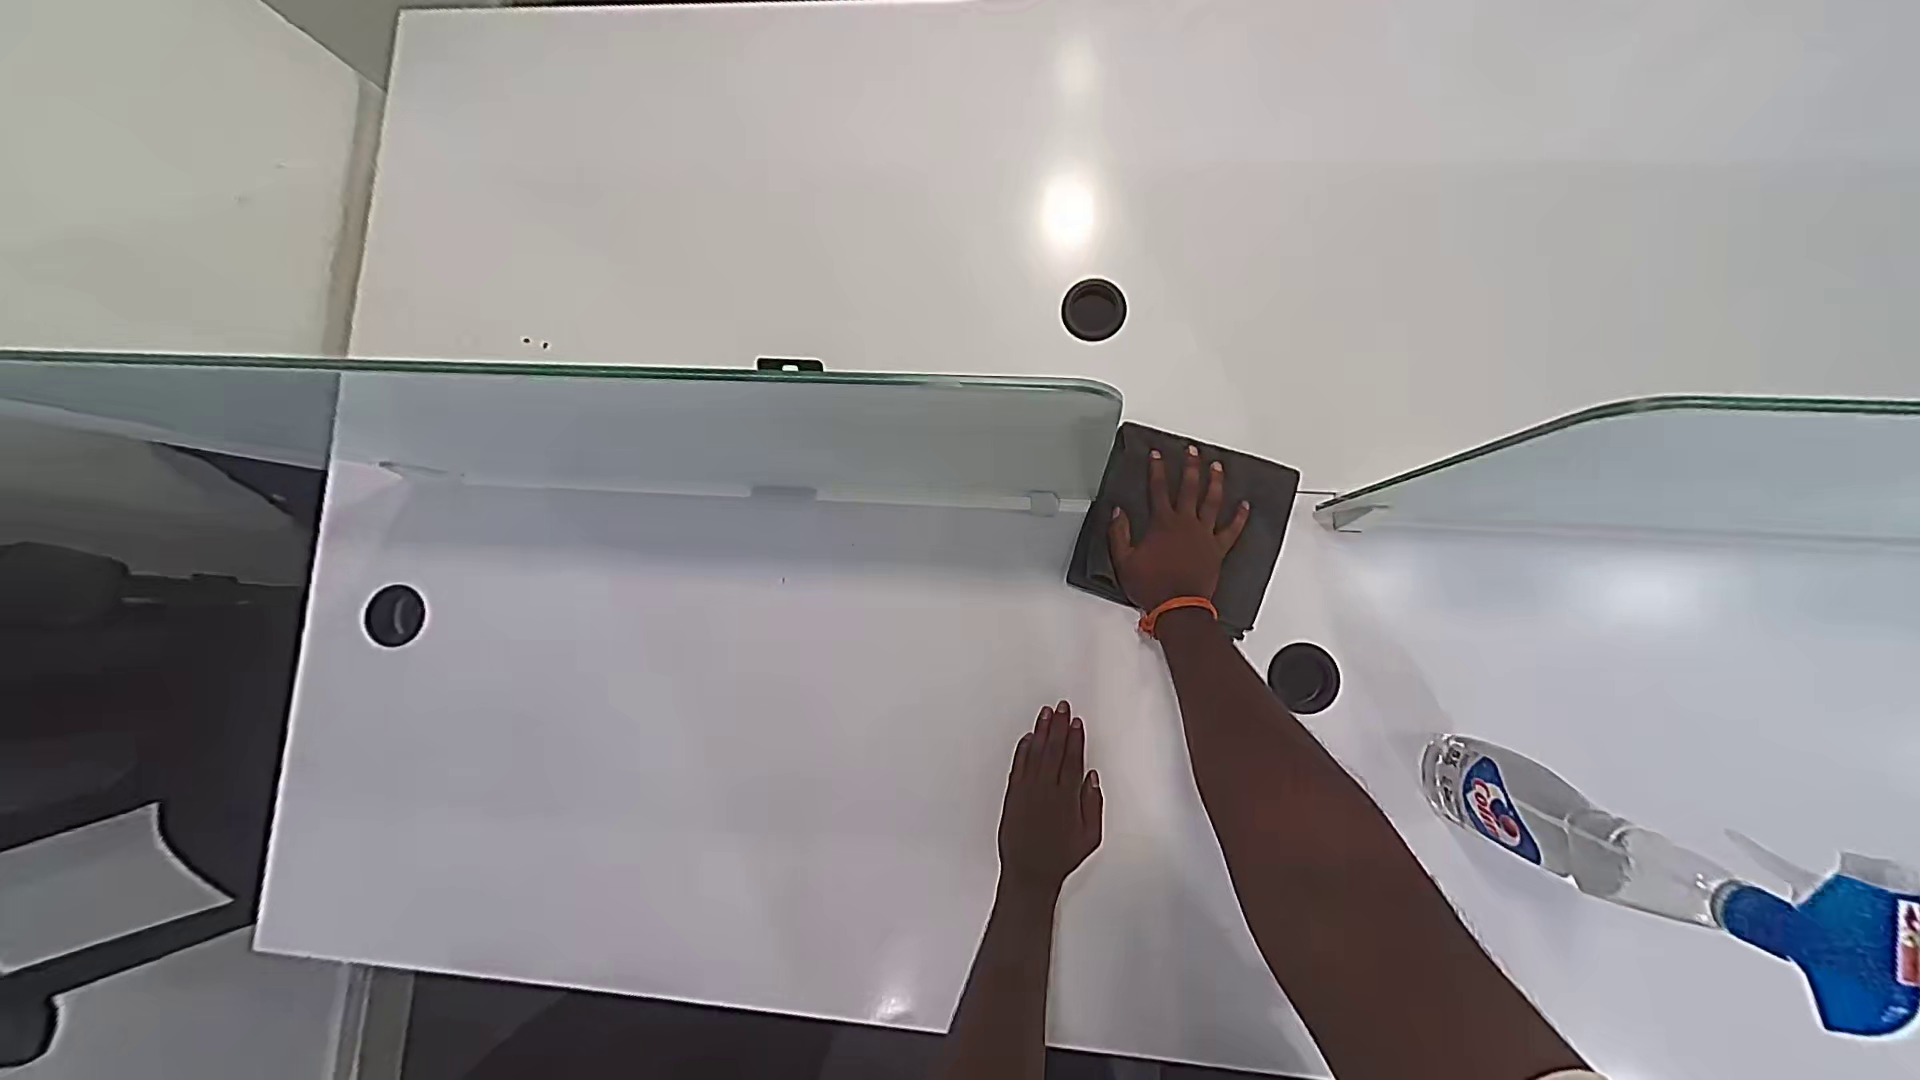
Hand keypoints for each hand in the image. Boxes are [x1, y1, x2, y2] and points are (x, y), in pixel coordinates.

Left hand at [997, 701, 1102, 896]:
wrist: (1028, 872)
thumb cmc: (1060, 856)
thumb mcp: (1090, 836)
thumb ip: (1093, 804)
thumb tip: (1092, 778)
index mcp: (1067, 797)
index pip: (1073, 759)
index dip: (1075, 738)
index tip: (1076, 722)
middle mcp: (1046, 789)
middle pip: (1054, 750)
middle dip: (1059, 726)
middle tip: (1062, 706)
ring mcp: (1028, 789)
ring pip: (1036, 752)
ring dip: (1042, 731)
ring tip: (1046, 713)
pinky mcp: (1013, 793)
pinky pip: (1019, 765)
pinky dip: (1024, 749)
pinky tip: (1029, 736)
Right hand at [1108, 444, 1250, 610]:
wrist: (1178, 607)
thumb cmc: (1151, 585)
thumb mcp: (1124, 560)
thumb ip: (1119, 533)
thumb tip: (1117, 513)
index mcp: (1162, 524)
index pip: (1158, 489)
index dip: (1157, 469)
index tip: (1157, 454)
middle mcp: (1186, 524)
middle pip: (1189, 488)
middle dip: (1190, 466)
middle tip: (1192, 450)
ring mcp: (1204, 536)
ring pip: (1212, 502)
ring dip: (1215, 482)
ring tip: (1217, 466)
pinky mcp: (1217, 550)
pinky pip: (1231, 530)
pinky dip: (1239, 517)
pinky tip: (1244, 505)